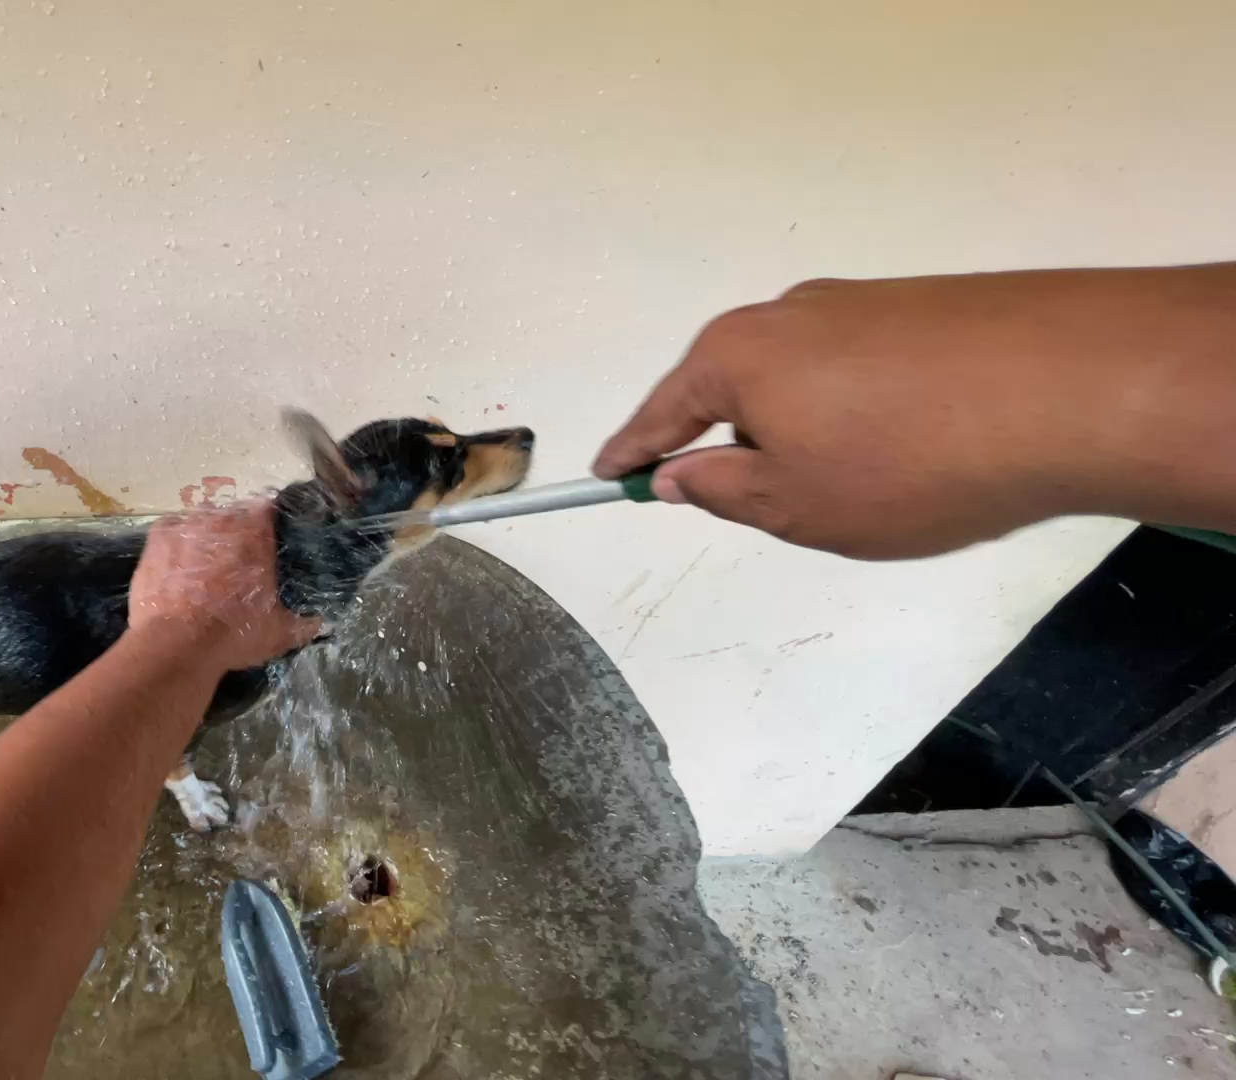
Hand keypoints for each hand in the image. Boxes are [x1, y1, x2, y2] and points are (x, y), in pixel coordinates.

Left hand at [128, 501, 321, 670]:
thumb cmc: (234, 633)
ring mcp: (186, 524)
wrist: (177, 644)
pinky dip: (177, 542)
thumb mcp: (279, 633)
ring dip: (206, 536)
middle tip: (238, 561)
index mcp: (257, 530)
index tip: (270, 541)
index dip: (270, 523)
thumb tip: (320, 622)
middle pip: (234, 514)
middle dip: (237, 532)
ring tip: (205, 565)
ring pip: (202, 521)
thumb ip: (304, 623)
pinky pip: (172, 530)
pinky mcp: (157, 536)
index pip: (270, 508)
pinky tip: (178, 564)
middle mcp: (222, 518)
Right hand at [593, 264, 1235, 557]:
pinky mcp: (921, 304)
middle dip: (728, 444)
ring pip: (792, 380)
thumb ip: (713, 490)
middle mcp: (783, 315)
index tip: (603, 474)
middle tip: (752, 496)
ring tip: (853, 477)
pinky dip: (853, 408)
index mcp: (732, 358)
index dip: (629, 453)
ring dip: (797, 429)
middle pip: (724, 391)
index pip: (657, 417)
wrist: (1093, 389)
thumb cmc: (905, 462)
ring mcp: (856, 301)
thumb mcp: (788, 504)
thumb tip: (675, 474)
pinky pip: (852, 367)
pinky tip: (901, 442)